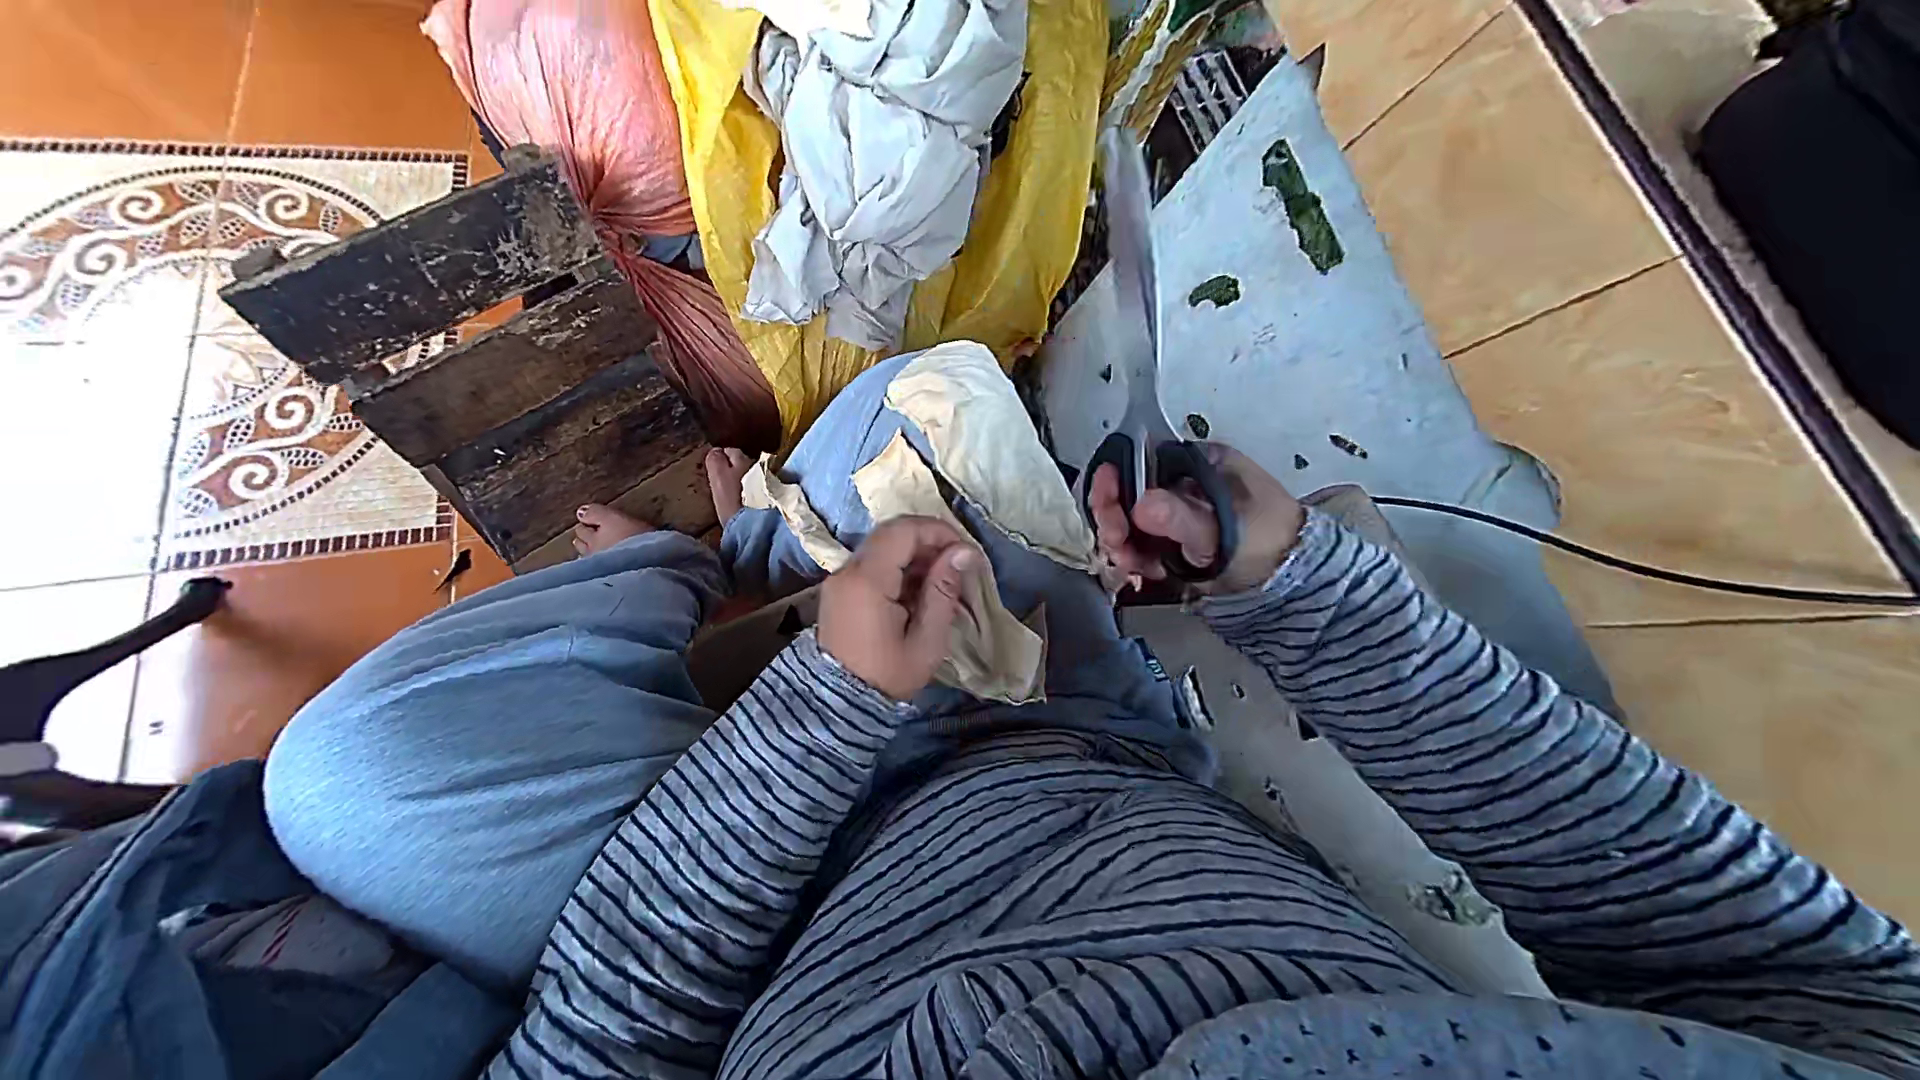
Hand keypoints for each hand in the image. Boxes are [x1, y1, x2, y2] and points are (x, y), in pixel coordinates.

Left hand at [818, 516, 978, 700]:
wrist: (840, 707)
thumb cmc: (888, 676)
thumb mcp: (926, 640)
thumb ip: (943, 590)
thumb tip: (963, 551)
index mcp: (867, 581)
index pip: (903, 531)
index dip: (937, 531)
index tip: (964, 551)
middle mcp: (848, 571)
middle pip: (891, 533)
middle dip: (928, 541)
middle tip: (955, 565)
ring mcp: (840, 579)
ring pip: (881, 546)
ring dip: (913, 554)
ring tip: (940, 582)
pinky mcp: (839, 591)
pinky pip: (871, 564)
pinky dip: (897, 567)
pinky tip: (917, 592)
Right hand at [1089, 442, 1305, 594]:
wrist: (1292, 583)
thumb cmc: (1270, 543)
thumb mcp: (1226, 529)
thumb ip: (1182, 518)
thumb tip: (1141, 506)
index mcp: (1197, 463)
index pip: (1139, 461)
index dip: (1115, 483)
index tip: (1108, 509)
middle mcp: (1182, 482)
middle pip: (1127, 492)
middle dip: (1115, 520)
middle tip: (1117, 544)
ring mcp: (1176, 511)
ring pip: (1128, 521)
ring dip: (1122, 544)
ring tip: (1132, 565)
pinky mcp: (1172, 538)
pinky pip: (1138, 542)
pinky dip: (1133, 556)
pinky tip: (1142, 571)